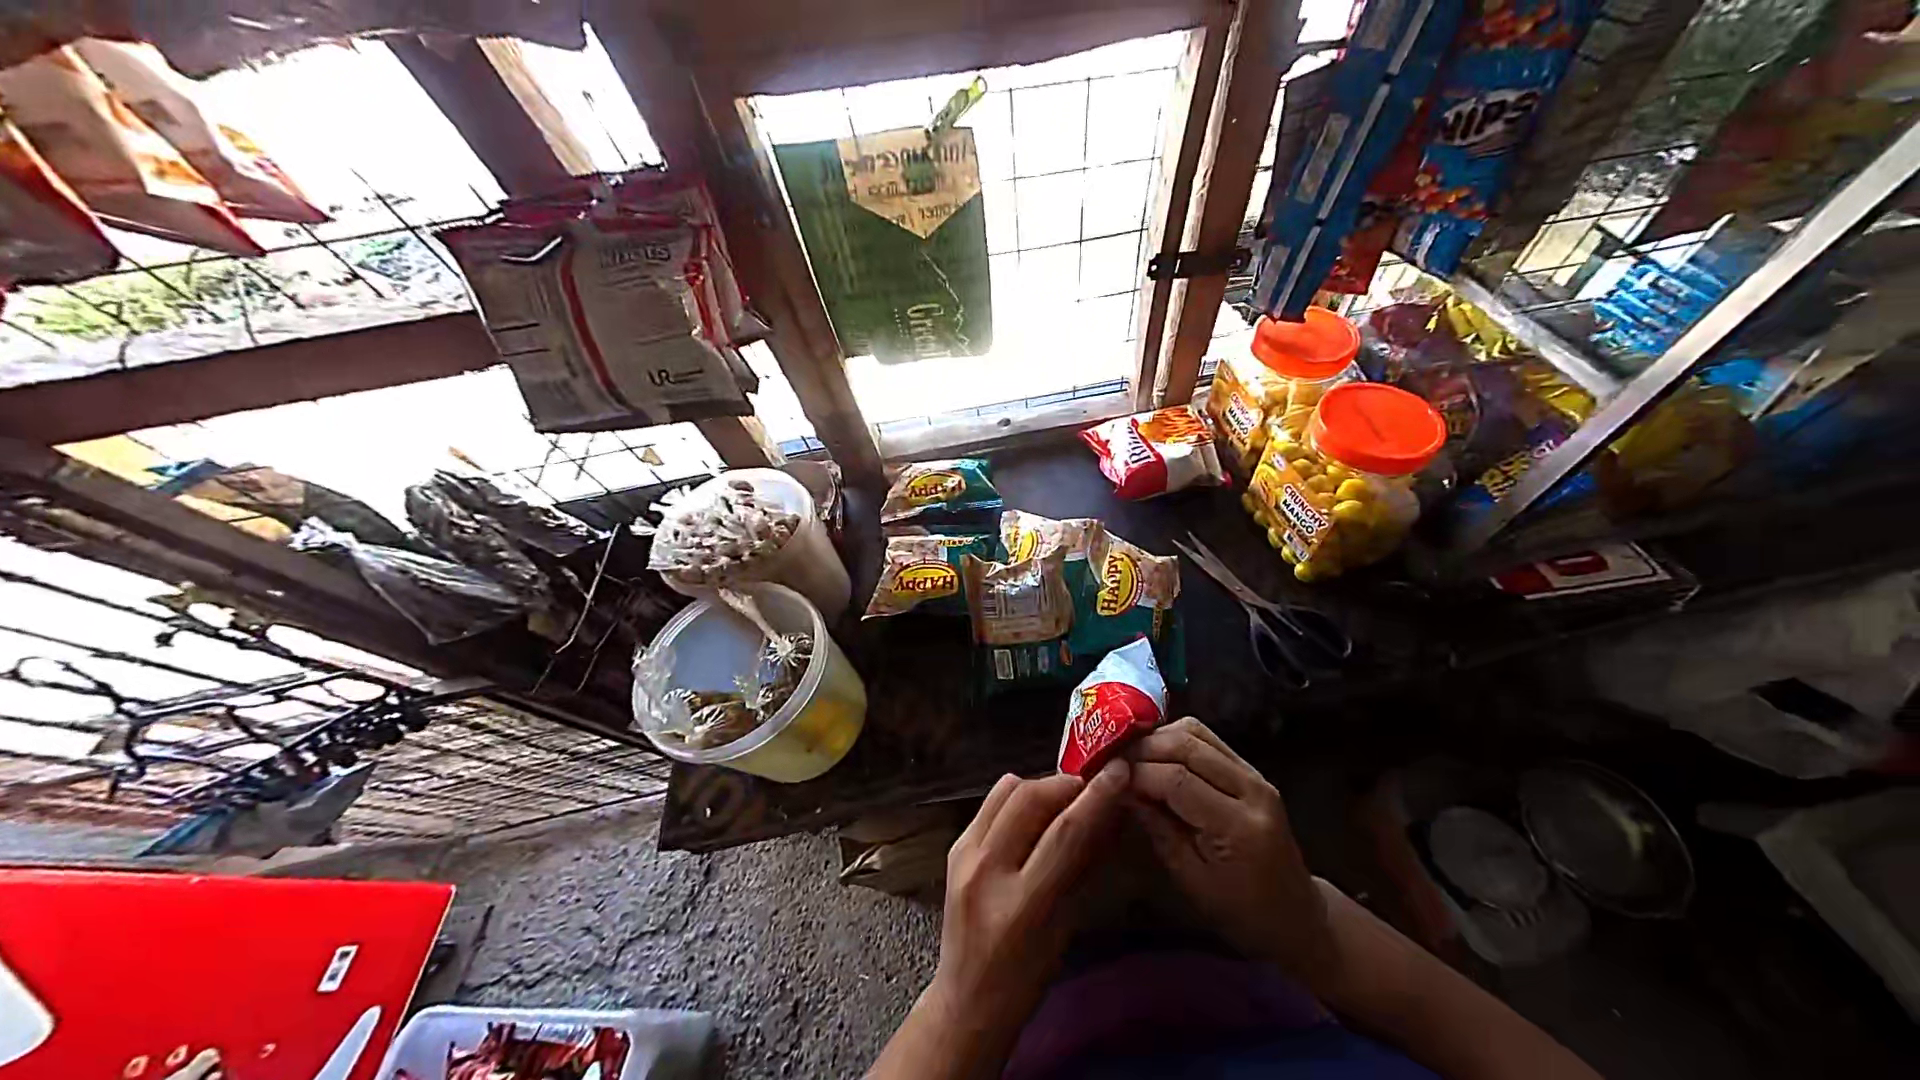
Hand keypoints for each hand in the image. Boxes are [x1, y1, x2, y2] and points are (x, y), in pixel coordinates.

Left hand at [925, 761, 1129, 1036]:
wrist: (966, 1000)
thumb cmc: (1026, 977)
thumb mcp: (1065, 928)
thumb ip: (1083, 867)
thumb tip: (1109, 817)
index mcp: (1021, 904)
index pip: (1065, 833)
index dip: (1097, 796)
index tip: (1119, 771)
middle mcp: (986, 871)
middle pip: (1030, 798)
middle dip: (1066, 784)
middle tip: (1091, 787)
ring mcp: (963, 856)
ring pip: (1006, 791)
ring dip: (1040, 786)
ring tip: (1064, 799)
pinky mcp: (953, 848)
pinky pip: (990, 803)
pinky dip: (1017, 798)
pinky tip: (1034, 813)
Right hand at [1126, 717, 1331, 977]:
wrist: (1296, 915)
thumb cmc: (1241, 912)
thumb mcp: (1191, 879)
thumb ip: (1157, 827)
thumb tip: (1120, 788)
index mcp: (1238, 826)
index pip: (1178, 780)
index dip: (1137, 773)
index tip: (1106, 776)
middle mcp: (1252, 790)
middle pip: (1187, 745)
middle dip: (1142, 748)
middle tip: (1111, 759)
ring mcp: (1255, 775)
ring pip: (1197, 733)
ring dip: (1158, 738)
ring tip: (1129, 756)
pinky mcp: (1250, 770)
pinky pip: (1207, 739)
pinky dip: (1175, 739)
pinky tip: (1154, 755)